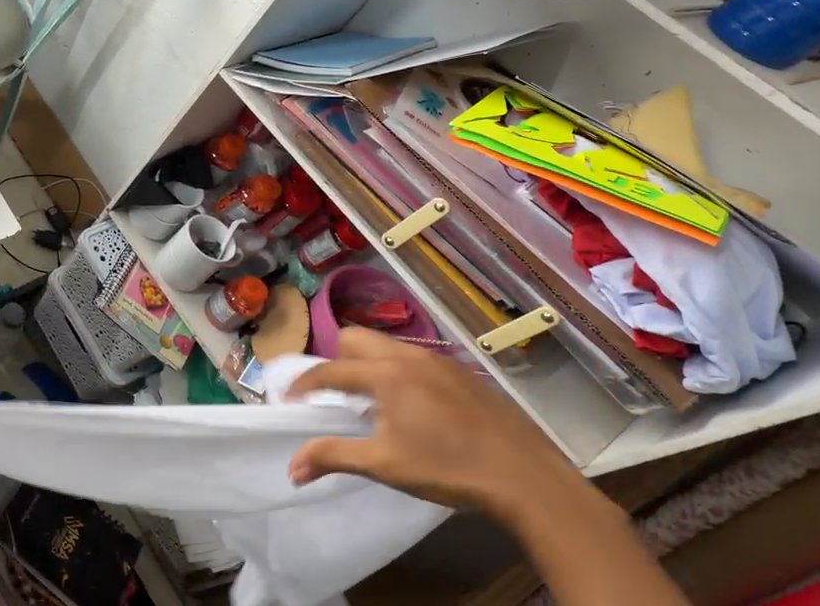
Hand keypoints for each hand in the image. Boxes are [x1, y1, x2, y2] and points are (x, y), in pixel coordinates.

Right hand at [287, 327, 580, 522]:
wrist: (530, 481)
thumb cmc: (449, 470)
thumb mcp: (385, 466)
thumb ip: (334, 457)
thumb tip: (293, 469)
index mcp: (385, 374)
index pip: (330, 369)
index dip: (305, 383)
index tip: (289, 399)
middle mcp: (409, 357)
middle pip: (355, 338)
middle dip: (336, 359)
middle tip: (336, 393)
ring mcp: (442, 362)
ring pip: (389, 346)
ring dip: (370, 364)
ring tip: (375, 401)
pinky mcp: (466, 375)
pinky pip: (418, 360)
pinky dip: (402, 372)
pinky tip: (417, 408)